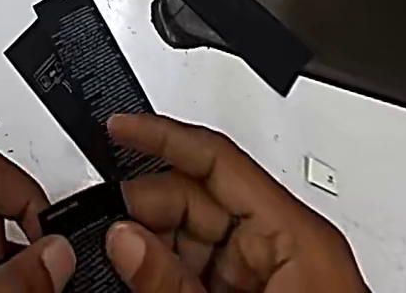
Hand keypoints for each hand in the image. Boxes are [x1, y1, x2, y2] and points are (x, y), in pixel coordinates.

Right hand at [106, 114, 369, 292]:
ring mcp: (275, 275)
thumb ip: (173, 283)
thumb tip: (124, 237)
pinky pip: (207, 270)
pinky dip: (174, 276)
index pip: (216, 158)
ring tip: (124, 264)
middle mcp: (285, 245)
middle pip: (200, 198)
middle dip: (150, 209)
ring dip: (158, 246)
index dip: (162, 135)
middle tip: (110, 229)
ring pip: (196, 236)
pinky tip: (149, 283)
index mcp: (295, 235)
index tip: (121, 128)